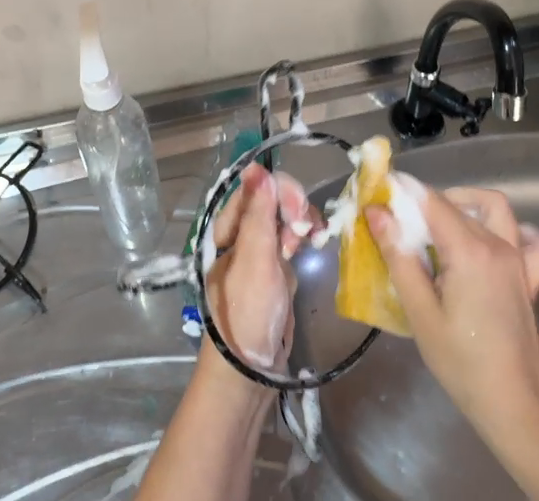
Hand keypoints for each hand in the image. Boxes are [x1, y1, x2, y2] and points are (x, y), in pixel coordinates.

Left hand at [206, 163, 319, 374]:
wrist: (250, 369)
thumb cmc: (247, 312)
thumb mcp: (254, 261)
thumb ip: (258, 215)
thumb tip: (256, 168)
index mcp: (225, 230)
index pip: (252, 191)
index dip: (277, 190)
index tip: (297, 207)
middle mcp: (239, 238)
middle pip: (269, 202)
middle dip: (291, 206)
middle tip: (306, 227)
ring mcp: (257, 255)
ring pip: (282, 221)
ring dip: (299, 222)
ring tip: (310, 238)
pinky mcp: (274, 273)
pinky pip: (288, 243)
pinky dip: (301, 239)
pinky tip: (313, 245)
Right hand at [365, 183, 538, 436]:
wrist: (512, 402)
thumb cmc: (460, 361)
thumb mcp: (419, 310)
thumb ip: (398, 256)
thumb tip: (377, 213)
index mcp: (470, 251)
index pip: (432, 202)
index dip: (402, 193)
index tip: (376, 196)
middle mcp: (499, 246)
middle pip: (456, 205)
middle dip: (423, 203)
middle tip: (394, 222)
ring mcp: (519, 261)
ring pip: (494, 210)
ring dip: (465, 205)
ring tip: (436, 224)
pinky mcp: (529, 278)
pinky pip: (532, 242)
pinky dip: (515, 231)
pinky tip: (492, 241)